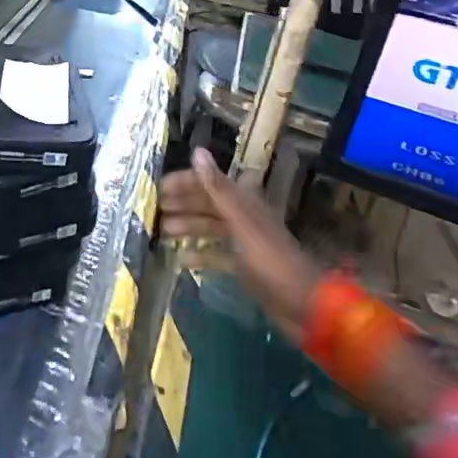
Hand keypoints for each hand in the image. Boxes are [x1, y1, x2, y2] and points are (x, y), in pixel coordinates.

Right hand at [158, 148, 318, 330]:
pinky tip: (181, 258)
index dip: (183, 182)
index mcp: (244, 201)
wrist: (304, 306)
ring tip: (161, 232)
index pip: (208, 181)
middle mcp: (242, 216)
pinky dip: (200, 254)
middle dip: (181, 204)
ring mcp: (243, 242)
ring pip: (209, 227)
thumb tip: (197, 151)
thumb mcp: (241, 222)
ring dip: (186, 226)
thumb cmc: (271, 260)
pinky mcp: (244, 266)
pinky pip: (216, 254)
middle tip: (153, 210)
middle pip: (207, 203)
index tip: (157, 188)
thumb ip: (217, 187)